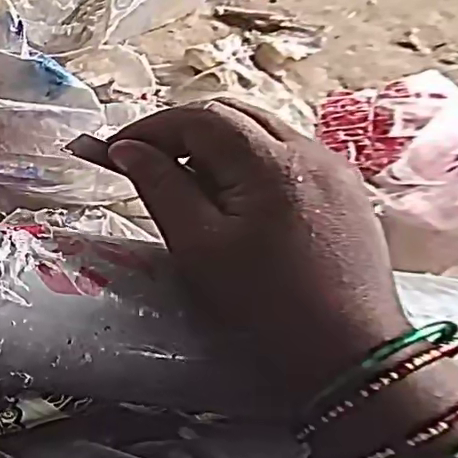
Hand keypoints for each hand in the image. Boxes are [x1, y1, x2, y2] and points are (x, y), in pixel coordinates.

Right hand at [106, 100, 410, 406]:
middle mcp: (308, 151)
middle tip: (136, 159)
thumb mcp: (194, 240)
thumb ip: (158, 185)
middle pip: (229, 113)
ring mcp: (331, 167)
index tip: (111, 152)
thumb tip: (125, 149)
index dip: (147, 128)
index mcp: (271, 163)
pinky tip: (218, 189)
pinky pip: (278, 149)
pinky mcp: (339, 186)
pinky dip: (236, 155)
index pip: (198, 118)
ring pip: (255, 127)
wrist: (347, 345)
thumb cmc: (260, 296)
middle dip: (174, 128)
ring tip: (171, 174)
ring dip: (205, 140)